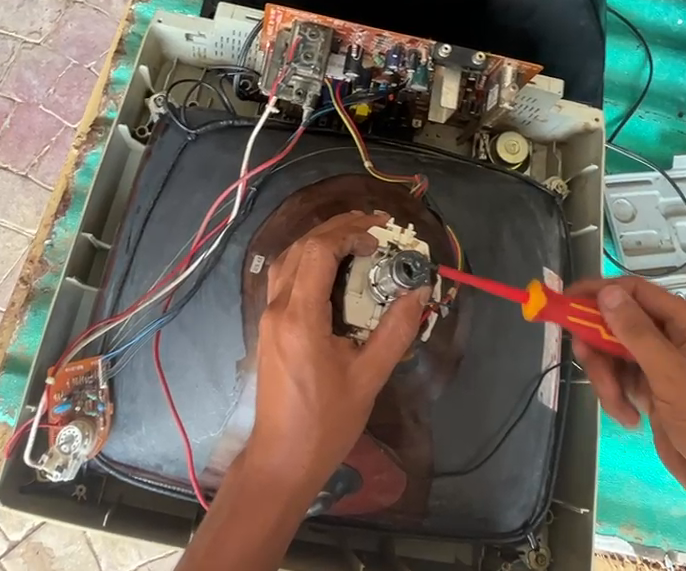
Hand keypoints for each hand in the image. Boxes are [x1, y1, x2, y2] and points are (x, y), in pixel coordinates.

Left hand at [246, 210, 429, 491]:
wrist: (281, 461)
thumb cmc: (325, 423)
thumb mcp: (368, 378)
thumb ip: (394, 332)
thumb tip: (417, 293)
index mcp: (299, 317)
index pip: (318, 252)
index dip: (348, 232)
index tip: (379, 236)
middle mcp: (278, 308)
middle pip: (301, 248)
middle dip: (336, 229)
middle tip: (373, 226)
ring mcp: (268, 317)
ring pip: (288, 260)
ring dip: (319, 242)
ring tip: (355, 239)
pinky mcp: (269, 328)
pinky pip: (285, 278)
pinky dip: (307, 261)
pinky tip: (331, 270)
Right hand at [568, 276, 685, 501]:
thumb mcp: (673, 377)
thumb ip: (637, 333)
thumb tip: (606, 292)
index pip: (635, 292)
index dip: (599, 292)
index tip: (566, 301)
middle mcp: (674, 338)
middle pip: (619, 323)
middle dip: (599, 345)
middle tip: (586, 361)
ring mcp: (662, 365)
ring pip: (614, 353)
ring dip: (607, 378)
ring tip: (618, 406)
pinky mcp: (654, 390)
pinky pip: (620, 379)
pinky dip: (617, 397)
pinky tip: (630, 419)